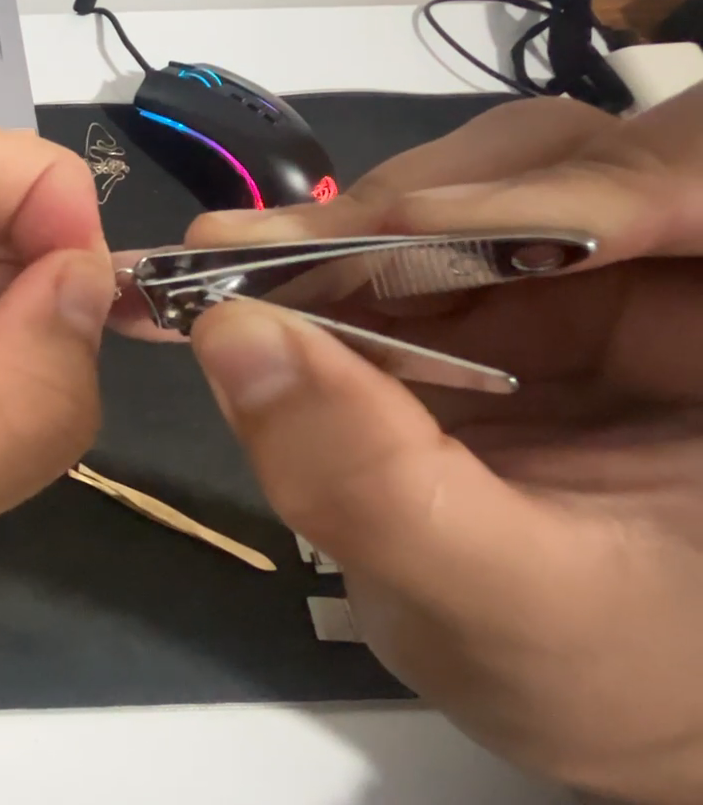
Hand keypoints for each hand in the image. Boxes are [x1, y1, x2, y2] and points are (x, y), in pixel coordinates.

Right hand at [170, 92, 702, 802]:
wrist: (600, 711)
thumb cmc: (606, 683)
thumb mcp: (490, 603)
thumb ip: (367, 480)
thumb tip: (227, 331)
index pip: (700, 181)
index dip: (569, 185)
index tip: (398, 236)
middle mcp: (681, 283)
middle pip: (555, 166)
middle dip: (395, 209)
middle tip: (248, 253)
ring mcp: (588, 285)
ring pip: (456, 194)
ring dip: (328, 235)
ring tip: (221, 276)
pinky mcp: (500, 300)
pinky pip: (395, 246)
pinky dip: (301, 264)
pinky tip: (224, 289)